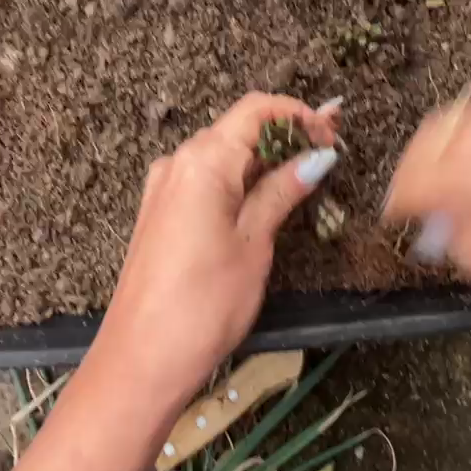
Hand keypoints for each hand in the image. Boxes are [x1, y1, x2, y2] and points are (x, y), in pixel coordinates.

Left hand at [90, 93, 340, 406]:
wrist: (139, 361)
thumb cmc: (203, 305)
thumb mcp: (254, 243)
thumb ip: (282, 191)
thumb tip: (317, 157)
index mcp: (203, 160)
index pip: (255, 109)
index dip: (297, 114)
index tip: (331, 135)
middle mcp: (178, 162)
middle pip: (238, 128)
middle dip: (285, 134)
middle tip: (328, 154)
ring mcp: (164, 186)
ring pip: (222, 153)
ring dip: (264, 158)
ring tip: (305, 176)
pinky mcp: (160, 210)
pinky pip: (205, 178)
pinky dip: (239, 179)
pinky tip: (264, 198)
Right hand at [383, 78, 470, 335]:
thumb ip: (468, 244)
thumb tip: (447, 228)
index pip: (414, 176)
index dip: (399, 204)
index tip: (397, 223)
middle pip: (434, 137)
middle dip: (424, 172)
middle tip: (425, 211)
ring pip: (466, 121)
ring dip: (455, 153)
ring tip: (466, 195)